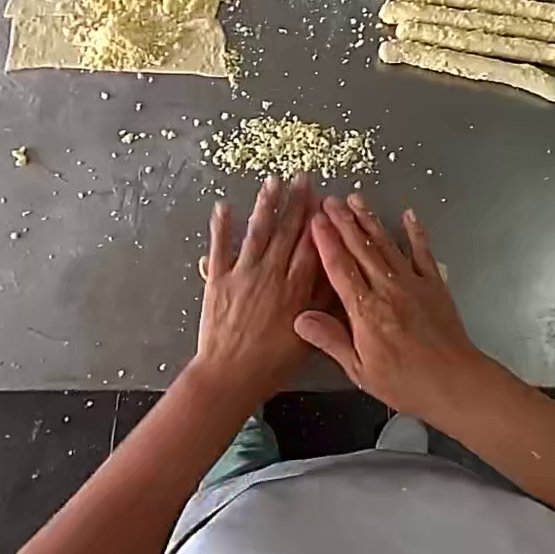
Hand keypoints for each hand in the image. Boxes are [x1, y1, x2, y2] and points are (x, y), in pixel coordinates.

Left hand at [192, 174, 322, 404]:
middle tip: (303, 177)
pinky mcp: (218, 278)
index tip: (323, 198)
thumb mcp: (308, 337)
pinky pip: (220, 247)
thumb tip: (337, 276)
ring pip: (258, 232)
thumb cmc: (272, 363)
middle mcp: (271, 274)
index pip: (310, 246)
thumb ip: (322, 305)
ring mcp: (243, 273)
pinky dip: (221, 226)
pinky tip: (223, 205)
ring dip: (265, 205)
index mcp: (294, 288)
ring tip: (273, 181)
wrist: (230, 376)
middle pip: (287, 232)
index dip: (316, 220)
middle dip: (296, 202)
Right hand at [295, 195, 493, 423]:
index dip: (325, 241)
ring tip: (356, 200)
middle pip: (360, 248)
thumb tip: (300, 318)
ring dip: (369, 220)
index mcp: (365, 310)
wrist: (458, 385)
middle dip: (343, 221)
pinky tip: (408, 215)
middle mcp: (386, 289)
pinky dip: (415, 232)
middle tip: (330, 200)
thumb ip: (331, 340)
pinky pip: (422, 252)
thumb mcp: (361, 371)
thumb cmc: (407, 383)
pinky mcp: (434, 284)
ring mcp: (412, 283)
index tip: (315, 220)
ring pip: (385, 244)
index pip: (339, 267)